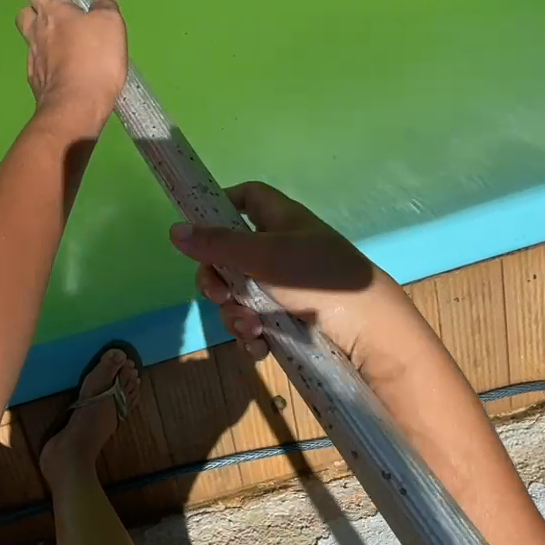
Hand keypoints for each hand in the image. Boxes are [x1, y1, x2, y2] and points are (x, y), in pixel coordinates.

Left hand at [15, 0, 126, 138]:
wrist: (76, 106)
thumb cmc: (94, 58)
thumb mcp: (110, 25)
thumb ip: (106, 8)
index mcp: (53, 12)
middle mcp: (37, 34)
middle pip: (25, 14)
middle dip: (31, 8)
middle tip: (45, 10)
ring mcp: (35, 61)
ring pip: (31, 42)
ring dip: (41, 39)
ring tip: (59, 44)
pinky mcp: (38, 84)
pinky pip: (40, 66)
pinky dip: (48, 64)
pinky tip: (61, 70)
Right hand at [168, 181, 401, 368]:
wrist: (370, 334)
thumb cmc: (319, 279)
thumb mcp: (263, 255)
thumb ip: (217, 244)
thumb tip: (174, 230)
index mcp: (282, 221)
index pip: (247, 198)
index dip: (221, 205)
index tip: (198, 228)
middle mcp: (280, 251)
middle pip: (229, 255)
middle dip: (217, 279)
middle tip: (219, 295)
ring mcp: (284, 288)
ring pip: (237, 296)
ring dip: (235, 314)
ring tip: (253, 329)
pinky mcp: (287, 322)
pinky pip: (252, 324)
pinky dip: (250, 336)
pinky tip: (259, 346)